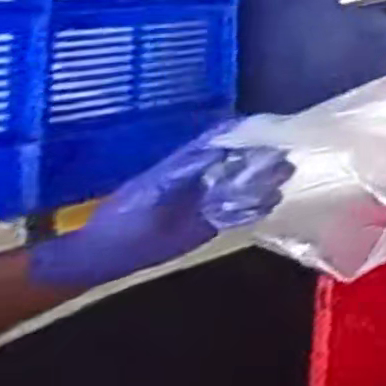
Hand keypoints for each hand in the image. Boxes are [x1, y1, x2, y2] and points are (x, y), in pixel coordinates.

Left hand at [28, 122, 292, 289]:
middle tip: (279, 165)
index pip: (230, 137)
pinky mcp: (226, 218)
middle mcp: (213, 174)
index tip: (273, 129)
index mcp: (194, 162)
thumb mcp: (150, 189)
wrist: (106, 256)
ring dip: (272, 182)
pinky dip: (264, 205)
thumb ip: (184, 170)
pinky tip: (261, 207)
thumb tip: (220, 150)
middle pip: (254, 158)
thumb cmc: (122, 217)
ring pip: (263, 181)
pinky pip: (257, 207)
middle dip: (270, 159)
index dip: (251, 130)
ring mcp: (222, 196)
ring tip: (271, 187)